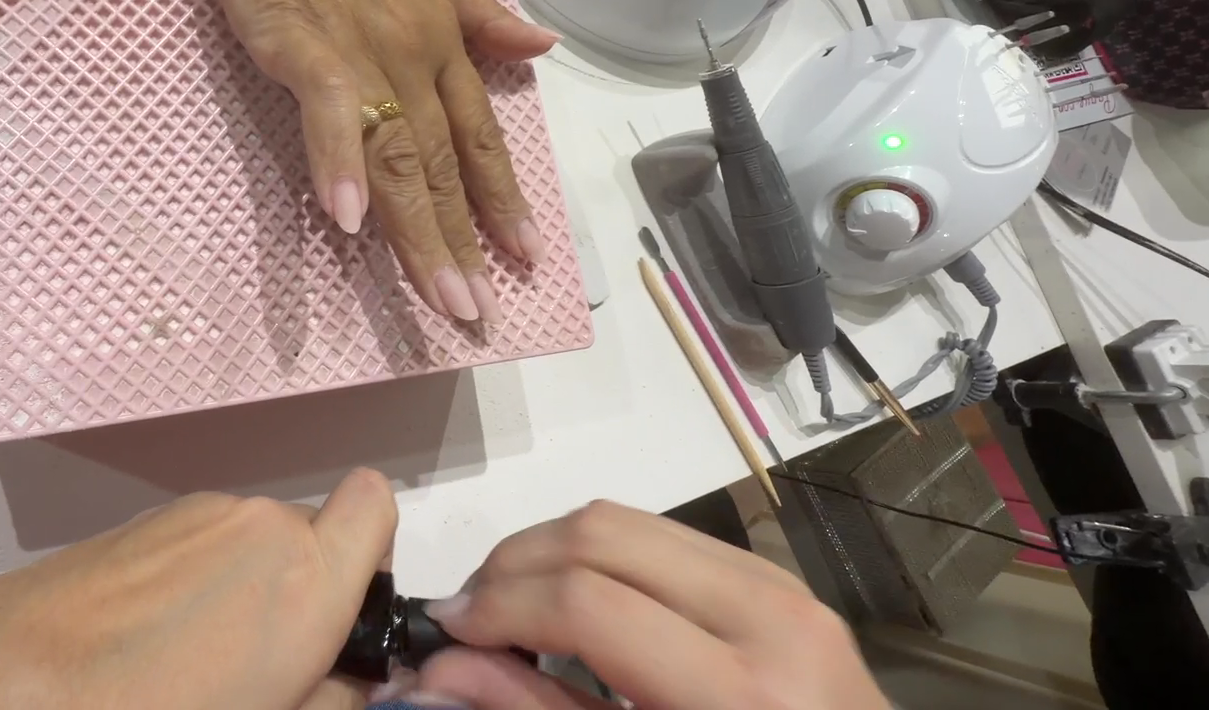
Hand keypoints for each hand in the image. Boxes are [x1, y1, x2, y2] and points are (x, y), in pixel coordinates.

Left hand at [0, 468, 396, 709]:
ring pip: (260, 536)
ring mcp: (203, 508)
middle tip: (267, 658)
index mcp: (304, 575)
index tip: (345, 609)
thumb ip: (333, 697)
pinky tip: (158, 628)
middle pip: (315, 532)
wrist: (17, 679)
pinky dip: (207, 571)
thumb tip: (357, 675)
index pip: (376, 502)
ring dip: (253, 581)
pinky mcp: (156, 512)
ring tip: (199, 651)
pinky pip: (211, 534)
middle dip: (307, 585)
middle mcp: (261, 521)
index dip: (373, 549)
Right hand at [197, 0, 559, 322]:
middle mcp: (416, 54)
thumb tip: (541, 50)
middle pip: (443, 163)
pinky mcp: (307, 46)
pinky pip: (331, 115)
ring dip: (421, 232)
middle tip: (482, 311)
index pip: (479, 136)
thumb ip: (482, 14)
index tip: (527, 255)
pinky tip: (348, 223)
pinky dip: (341, 166)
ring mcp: (364, 52)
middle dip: (466, 241)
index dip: (502, 199)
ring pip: (400, 155)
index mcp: (441, 39)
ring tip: (443, 297)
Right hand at [406, 500, 889, 709]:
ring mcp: (775, 580)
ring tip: (512, 601)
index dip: (499, 605)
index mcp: (747, 693)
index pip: (587, 602)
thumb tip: (434, 671)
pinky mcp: (768, 571)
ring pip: (616, 517)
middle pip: (596, 534)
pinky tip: (572, 596)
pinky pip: (651, 530)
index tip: (444, 628)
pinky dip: (589, 552)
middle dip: (512, 565)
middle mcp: (768, 613)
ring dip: (545, 549)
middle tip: (471, 612)